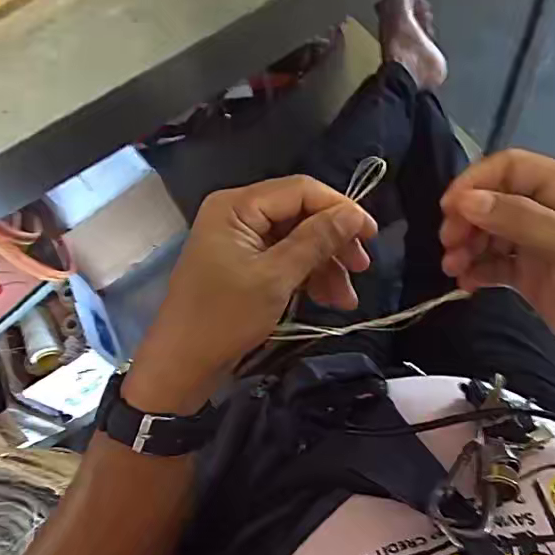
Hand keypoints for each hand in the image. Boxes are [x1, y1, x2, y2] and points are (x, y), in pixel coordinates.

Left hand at [127, 175, 376, 411]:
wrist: (182, 364)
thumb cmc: (224, 318)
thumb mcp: (276, 278)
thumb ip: (316, 241)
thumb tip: (355, 214)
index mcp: (237, 206)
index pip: (301, 190)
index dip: (340, 208)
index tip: (371, 235)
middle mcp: (239, 215)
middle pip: (301, 215)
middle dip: (334, 242)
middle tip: (362, 269)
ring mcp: (242, 242)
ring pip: (298, 241)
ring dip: (326, 267)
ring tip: (347, 300)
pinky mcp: (245, 267)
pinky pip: (286, 261)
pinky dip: (309, 278)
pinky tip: (329, 300)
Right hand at [438, 149, 554, 365]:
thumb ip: (522, 221)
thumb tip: (466, 201)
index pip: (513, 169)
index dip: (477, 183)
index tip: (449, 209)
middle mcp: (552, 212)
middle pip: (496, 202)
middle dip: (468, 219)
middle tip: (449, 245)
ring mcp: (541, 247)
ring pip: (492, 235)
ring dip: (468, 247)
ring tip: (453, 268)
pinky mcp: (533, 279)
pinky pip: (496, 266)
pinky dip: (477, 272)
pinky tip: (465, 284)